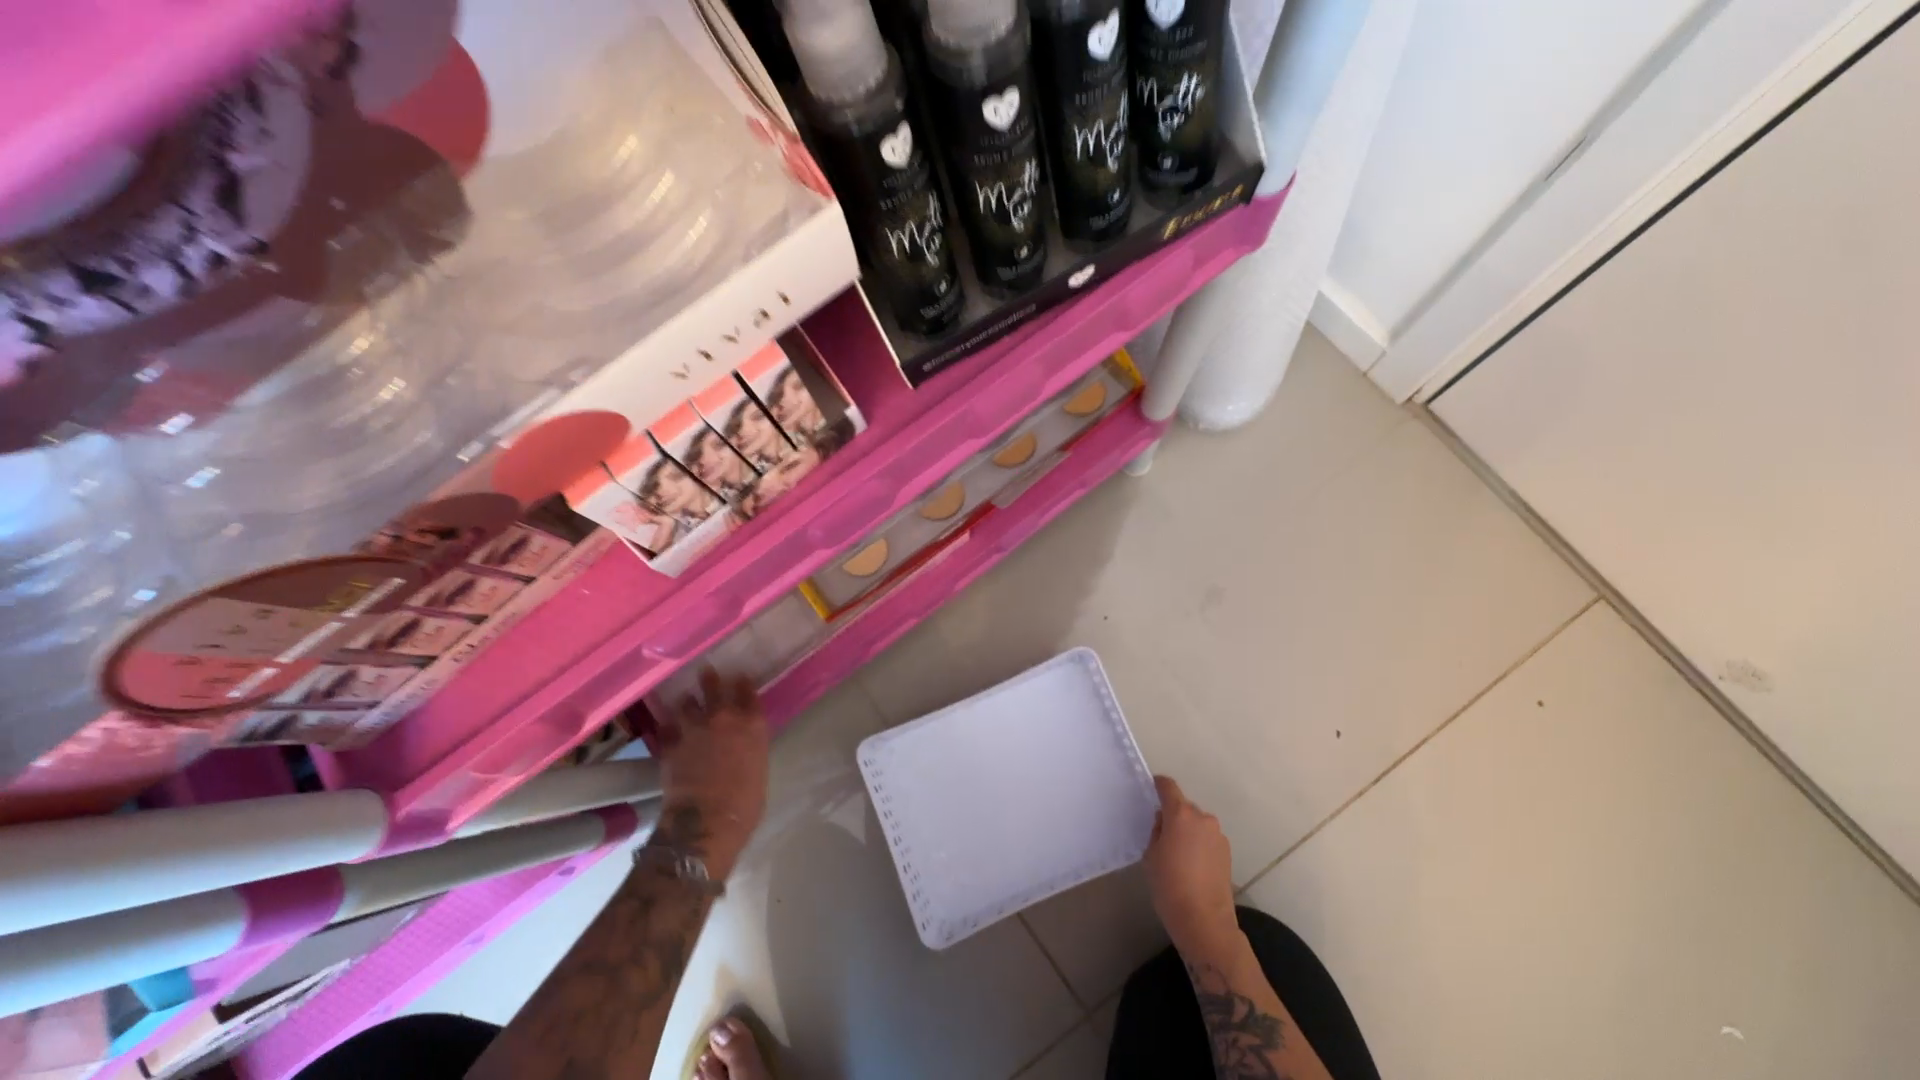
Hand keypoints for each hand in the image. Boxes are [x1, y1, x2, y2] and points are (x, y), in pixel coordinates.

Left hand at [655, 668, 769, 879]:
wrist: (707, 821)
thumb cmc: (745, 804)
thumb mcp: (759, 771)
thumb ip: (750, 750)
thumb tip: (742, 747)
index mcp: (751, 726)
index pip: (748, 693)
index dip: (743, 684)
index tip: (739, 678)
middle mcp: (723, 720)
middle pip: (714, 688)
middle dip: (710, 679)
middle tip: (706, 671)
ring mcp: (693, 730)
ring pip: (686, 704)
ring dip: (686, 702)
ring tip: (685, 700)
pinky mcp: (670, 745)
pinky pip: (667, 729)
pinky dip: (669, 728)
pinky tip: (668, 729)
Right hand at [1143, 776, 1239, 957]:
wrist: (1203, 919)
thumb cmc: (1169, 886)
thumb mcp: (1151, 856)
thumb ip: (1157, 831)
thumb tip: (1165, 822)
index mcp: (1180, 815)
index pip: (1169, 787)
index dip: (1159, 785)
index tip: (1151, 788)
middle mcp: (1203, 818)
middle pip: (1184, 807)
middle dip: (1173, 815)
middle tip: (1161, 833)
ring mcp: (1218, 835)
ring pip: (1197, 824)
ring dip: (1187, 830)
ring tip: (1177, 853)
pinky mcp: (1227, 851)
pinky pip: (1207, 838)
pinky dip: (1198, 843)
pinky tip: (1191, 864)